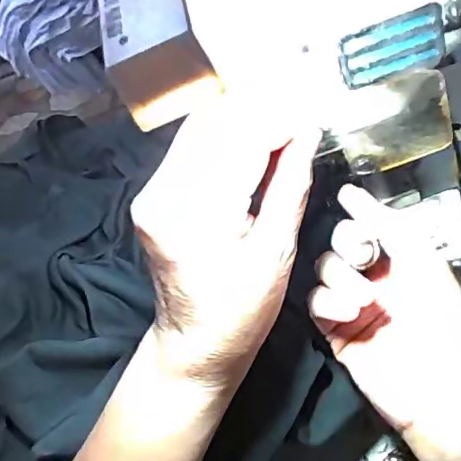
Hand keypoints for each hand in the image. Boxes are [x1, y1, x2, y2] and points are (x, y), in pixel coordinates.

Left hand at [131, 97, 319, 394]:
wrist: (194, 345)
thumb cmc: (242, 311)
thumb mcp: (277, 252)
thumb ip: (290, 186)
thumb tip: (307, 135)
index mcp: (199, 216)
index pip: (243, 143)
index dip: (281, 123)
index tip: (311, 119)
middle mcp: (164, 196)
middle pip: (217, 127)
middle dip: (263, 115)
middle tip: (299, 121)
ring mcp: (150, 194)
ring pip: (200, 130)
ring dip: (242, 122)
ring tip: (280, 130)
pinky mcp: (149, 196)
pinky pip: (189, 149)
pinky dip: (223, 139)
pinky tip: (251, 146)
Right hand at [307, 185, 460, 460]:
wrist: (444, 390)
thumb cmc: (450, 327)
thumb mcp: (426, 261)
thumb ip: (389, 225)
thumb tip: (353, 194)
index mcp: (402, 259)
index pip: (365, 225)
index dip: (357, 218)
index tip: (346, 205)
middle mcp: (377, 279)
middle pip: (338, 244)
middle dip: (347, 245)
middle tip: (364, 258)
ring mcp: (356, 305)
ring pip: (324, 272)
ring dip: (339, 277)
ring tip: (365, 299)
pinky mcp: (339, 333)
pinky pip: (317, 305)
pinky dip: (327, 303)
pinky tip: (349, 313)